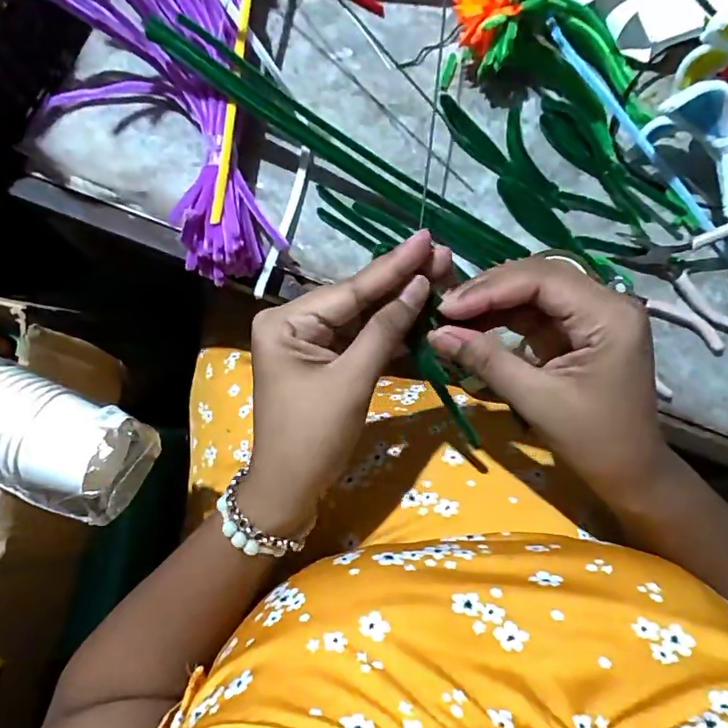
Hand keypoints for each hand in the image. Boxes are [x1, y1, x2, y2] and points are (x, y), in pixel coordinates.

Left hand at [244, 231, 455, 532]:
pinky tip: (419, 313)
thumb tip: (417, 287)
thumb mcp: (352, 380)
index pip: (351, 289)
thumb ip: (385, 330)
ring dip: (399, 303)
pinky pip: (360, 340)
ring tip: (438, 276)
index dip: (393, 265)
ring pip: (362, 317)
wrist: (290, 489)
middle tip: (441, 254)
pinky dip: (389, 332)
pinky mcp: (324, 363)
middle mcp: (293, 323)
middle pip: (356, 298)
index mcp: (286, 321)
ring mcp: (308, 343)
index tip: (426, 238)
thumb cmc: (314, 436)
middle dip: (399, 280)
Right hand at [428, 255, 671, 502]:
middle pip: (540, 277)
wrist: (630, 472)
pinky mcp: (582, 332)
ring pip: (536, 292)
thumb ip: (487, 360)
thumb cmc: (592, 440)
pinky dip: (506, 319)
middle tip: (444, 308)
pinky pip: (539, 314)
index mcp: (609, 314)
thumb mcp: (536, 399)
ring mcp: (596, 316)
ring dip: (494, 302)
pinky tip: (475, 325)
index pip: (543, 279)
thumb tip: (436, 334)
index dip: (490, 288)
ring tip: (452, 316)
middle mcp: (607, 303)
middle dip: (490, 291)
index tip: (447, 307)